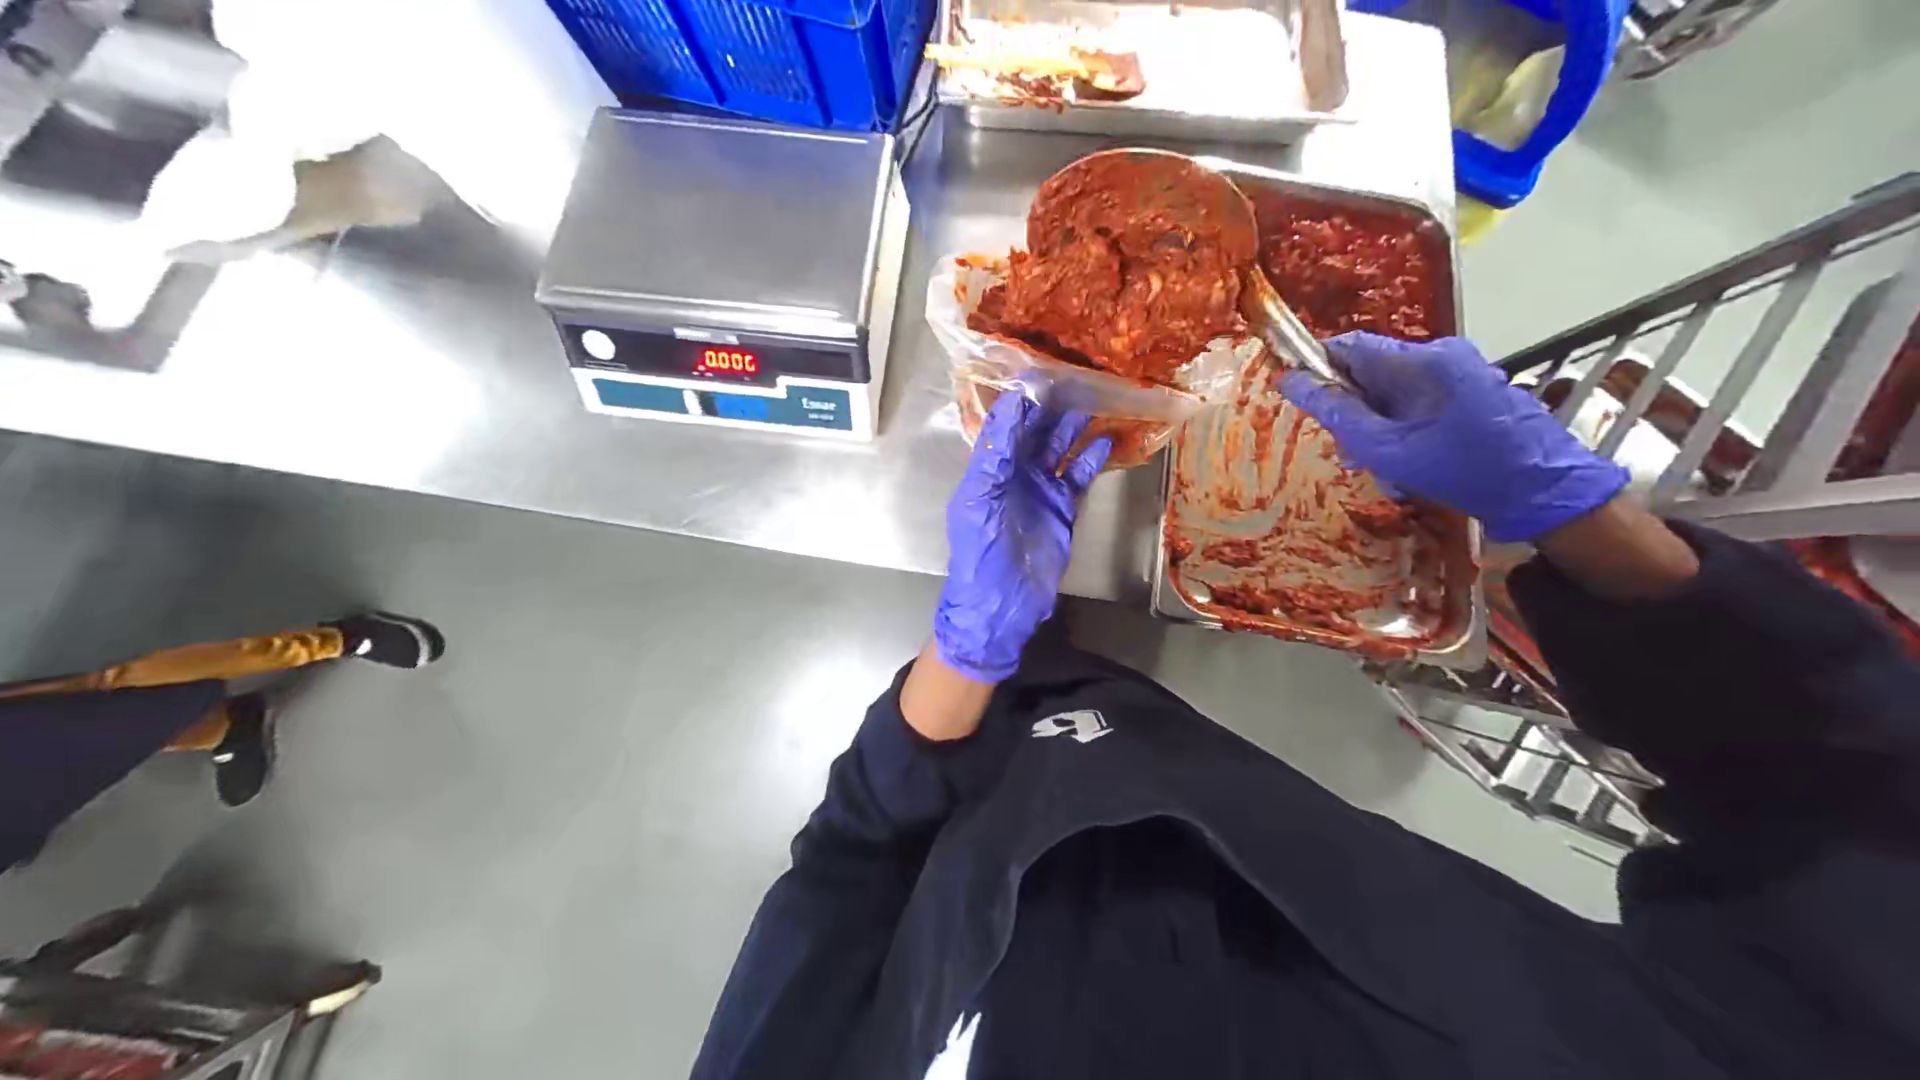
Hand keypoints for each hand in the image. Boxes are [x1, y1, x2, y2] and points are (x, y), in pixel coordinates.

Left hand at [933, 393, 1110, 683]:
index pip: (1005, 424)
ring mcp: (1039, 490)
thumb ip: (995, 452)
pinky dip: (1091, 458)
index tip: (1041, 369)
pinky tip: (1106, 439)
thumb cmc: (980, 552)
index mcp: (988, 468)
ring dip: (1074, 426)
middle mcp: (1013, 474)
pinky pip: (1077, 476)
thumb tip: (1010, 403)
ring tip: (1094, 398)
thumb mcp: (979, 498)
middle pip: (1035, 431)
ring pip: (1059, 449)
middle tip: (1076, 376)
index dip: (1021, 398)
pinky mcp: (1062, 508)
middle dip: (1052, 406)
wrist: (1001, 604)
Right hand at [1278, 332, 1629, 542]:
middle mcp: (1440, 356)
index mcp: (1421, 362)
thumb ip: (1336, 412)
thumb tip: (1289, 381)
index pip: (1348, 345)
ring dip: (1371, 426)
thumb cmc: (1459, 469)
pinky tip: (1402, 462)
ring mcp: (1458, 373)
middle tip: (1348, 452)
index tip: (1299, 400)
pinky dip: (1397, 428)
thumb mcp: (1385, 447)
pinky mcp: (1468, 391)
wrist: (1543, 493)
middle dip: (1348, 410)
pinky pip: (1413, 402)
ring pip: (1388, 391)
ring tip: (1377, 465)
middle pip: (1367, 372)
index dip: (1316, 367)